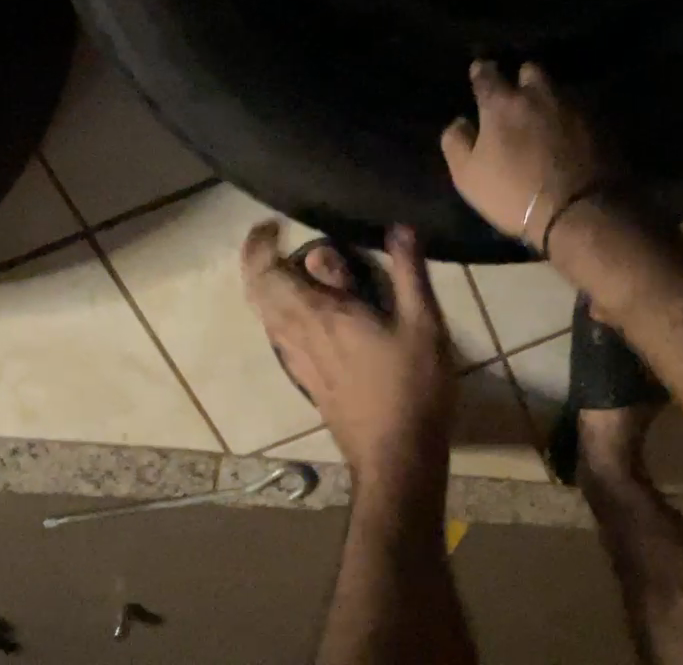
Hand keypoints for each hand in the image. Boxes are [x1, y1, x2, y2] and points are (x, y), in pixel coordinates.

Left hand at [242, 222, 455, 483]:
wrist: (396, 458)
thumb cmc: (412, 387)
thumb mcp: (423, 323)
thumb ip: (409, 272)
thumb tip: (398, 227)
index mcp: (321, 315)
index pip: (267, 274)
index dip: (258, 246)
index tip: (271, 225)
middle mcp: (298, 336)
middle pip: (259, 292)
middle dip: (261, 261)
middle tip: (282, 241)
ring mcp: (298, 362)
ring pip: (268, 315)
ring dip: (273, 287)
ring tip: (303, 272)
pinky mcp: (307, 380)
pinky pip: (281, 335)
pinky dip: (286, 311)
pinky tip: (317, 312)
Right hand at [440, 60, 605, 245]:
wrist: (579, 212)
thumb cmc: (513, 193)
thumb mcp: (468, 176)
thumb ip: (457, 141)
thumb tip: (460, 121)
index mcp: (502, 103)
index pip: (487, 73)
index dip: (482, 71)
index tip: (480, 72)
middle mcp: (539, 95)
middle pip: (530, 70)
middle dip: (522, 78)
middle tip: (518, 95)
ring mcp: (574, 107)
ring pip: (558, 90)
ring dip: (549, 99)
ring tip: (546, 116)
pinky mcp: (600, 124)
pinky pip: (582, 111)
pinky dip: (572, 119)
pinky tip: (570, 136)